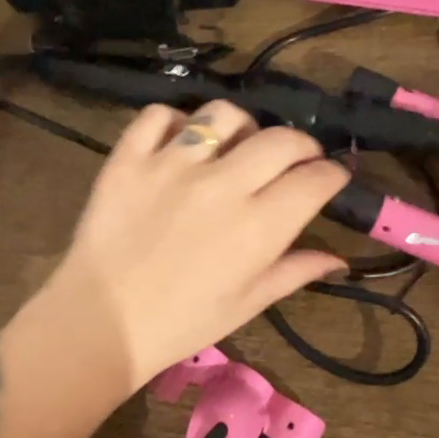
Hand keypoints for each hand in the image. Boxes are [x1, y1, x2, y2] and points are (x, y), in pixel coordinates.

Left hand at [42, 102, 348, 391]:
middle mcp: (221, 185)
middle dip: (300, 146)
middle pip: (280, 139)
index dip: (332, 173)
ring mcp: (171, 165)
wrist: (102, 319)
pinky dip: (173, 121)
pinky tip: (178, 142)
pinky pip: (157, 116)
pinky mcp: (129, 158)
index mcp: (258, 227)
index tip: (330, 177)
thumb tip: (337, 258)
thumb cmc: (180, 322)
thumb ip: (292, 272)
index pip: (314, 179)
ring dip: (239, 127)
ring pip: (221, 115)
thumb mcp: (245, 305)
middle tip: (293, 160)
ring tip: (233, 146)